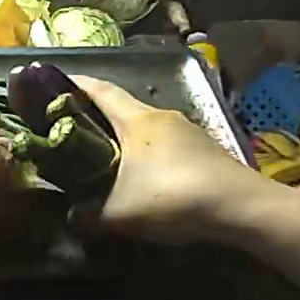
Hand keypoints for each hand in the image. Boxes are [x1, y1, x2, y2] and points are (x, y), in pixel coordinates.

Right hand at [72, 75, 281, 241]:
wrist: (244, 209)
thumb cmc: (173, 197)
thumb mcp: (118, 213)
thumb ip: (87, 215)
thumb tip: (70, 216)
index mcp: (138, 121)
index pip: (102, 91)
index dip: (77, 84)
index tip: (55, 82)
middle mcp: (162, 117)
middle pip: (122, 108)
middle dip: (95, 113)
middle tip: (69, 125)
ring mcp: (187, 132)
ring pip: (144, 127)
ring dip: (122, 135)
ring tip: (101, 152)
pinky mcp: (204, 150)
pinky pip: (164, 143)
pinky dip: (144, 151)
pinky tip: (139, 173)